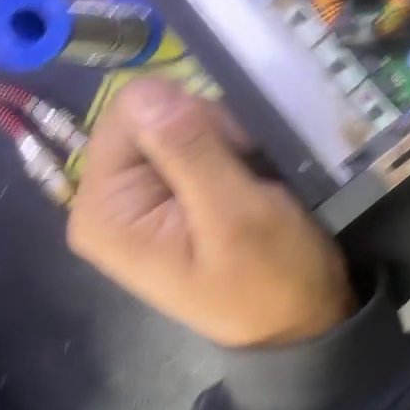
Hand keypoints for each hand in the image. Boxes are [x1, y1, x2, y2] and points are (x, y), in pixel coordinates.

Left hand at [68, 78, 356, 347]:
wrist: (303, 322)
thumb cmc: (270, 275)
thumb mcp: (236, 212)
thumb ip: (191, 150)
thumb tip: (147, 87)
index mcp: (106, 207)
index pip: (131, 114)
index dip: (190, 118)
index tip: (235, 150)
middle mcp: (114, 199)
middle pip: (157, 119)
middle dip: (214, 131)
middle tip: (252, 171)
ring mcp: (147, 200)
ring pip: (186, 130)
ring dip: (232, 143)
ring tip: (259, 180)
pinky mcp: (179, 201)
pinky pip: (202, 152)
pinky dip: (237, 155)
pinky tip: (257, 181)